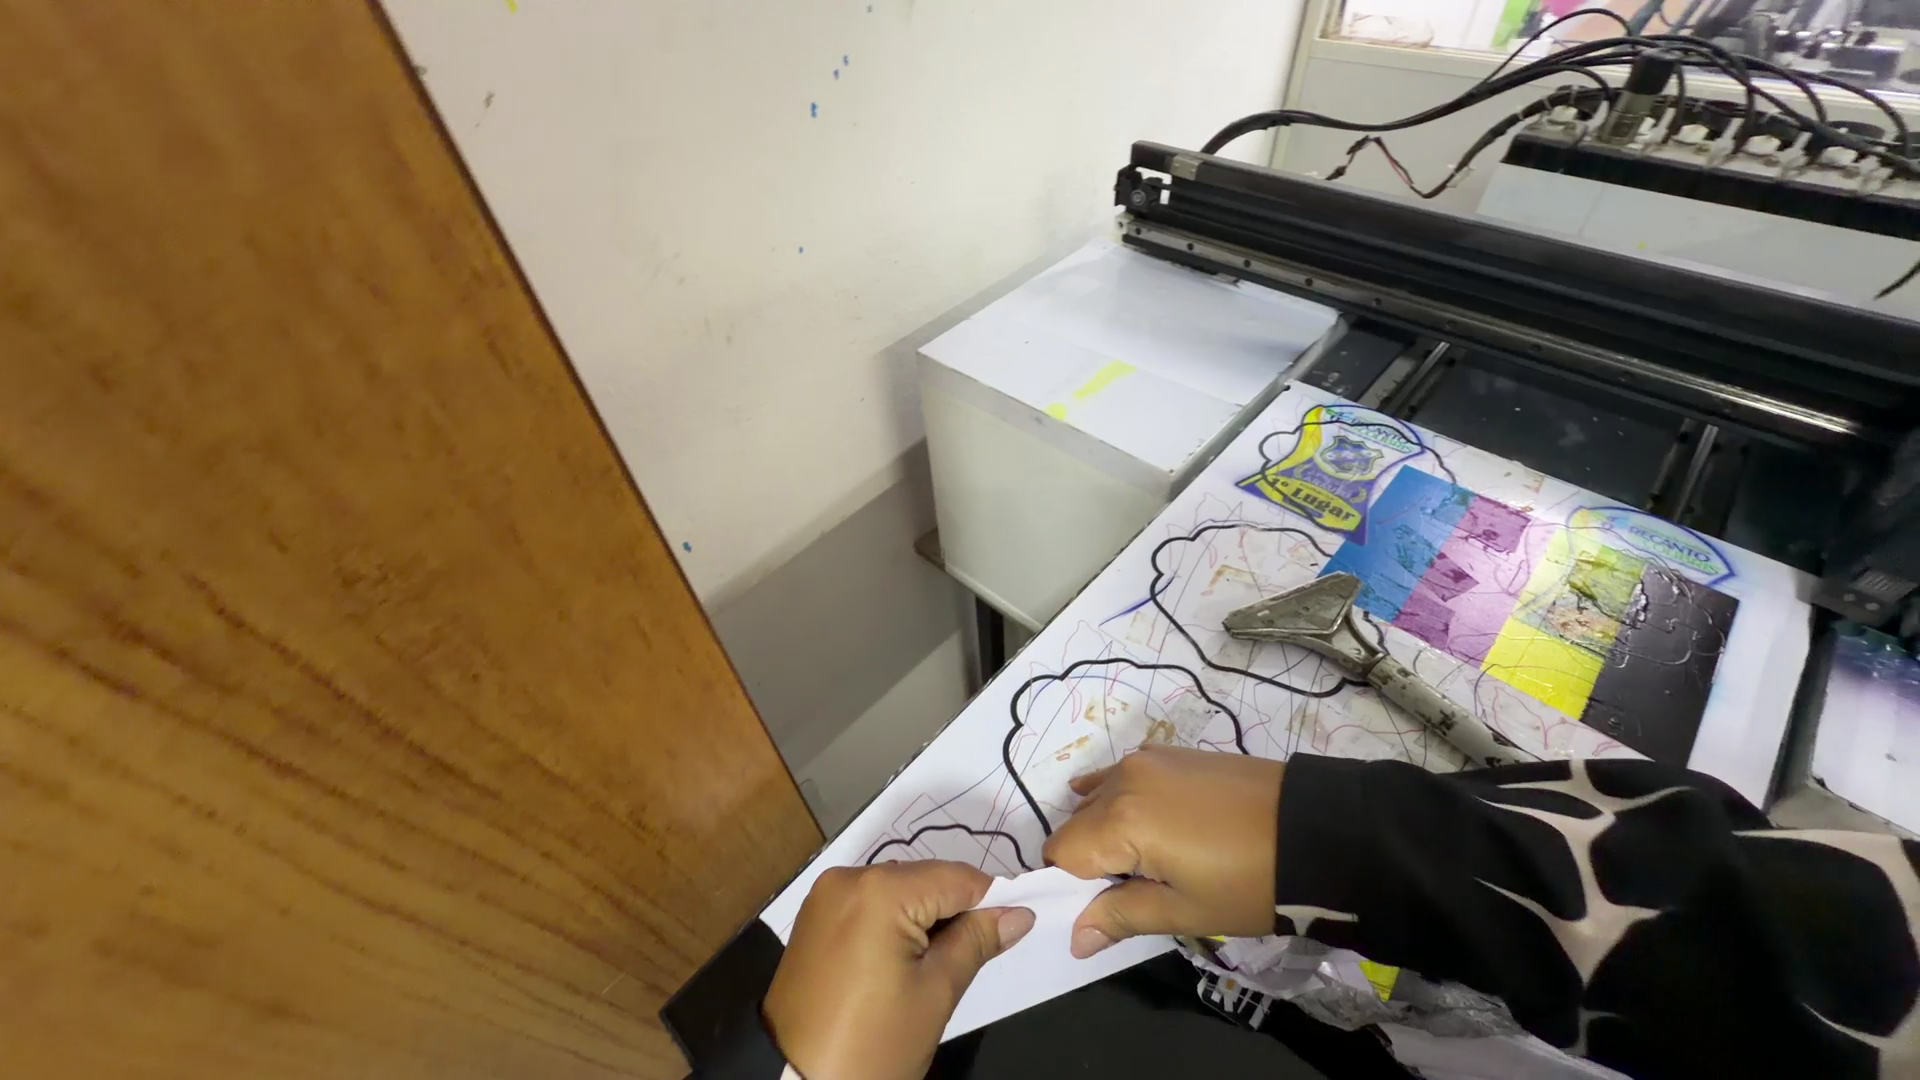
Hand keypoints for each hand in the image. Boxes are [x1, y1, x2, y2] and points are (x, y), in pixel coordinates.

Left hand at [763, 860, 1034, 1079]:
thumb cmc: (873, 1046)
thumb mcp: (935, 994)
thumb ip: (977, 942)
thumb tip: (1019, 914)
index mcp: (881, 890)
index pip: (956, 877)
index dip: (991, 899)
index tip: (1016, 923)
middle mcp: (851, 876)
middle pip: (926, 877)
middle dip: (956, 908)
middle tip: (979, 950)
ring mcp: (828, 893)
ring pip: (898, 887)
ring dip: (926, 912)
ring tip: (943, 958)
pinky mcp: (816, 913)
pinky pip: (870, 900)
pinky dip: (894, 917)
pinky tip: (907, 954)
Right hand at [1042, 745, 1282, 957]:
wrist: (1316, 831)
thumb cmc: (1248, 881)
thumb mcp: (1185, 911)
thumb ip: (1120, 917)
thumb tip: (1075, 938)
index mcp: (1119, 819)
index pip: (1061, 853)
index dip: (1071, 886)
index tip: (1104, 907)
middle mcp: (1122, 779)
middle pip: (1076, 823)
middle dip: (1088, 859)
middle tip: (1131, 889)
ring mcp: (1145, 760)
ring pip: (1096, 798)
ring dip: (1104, 829)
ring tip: (1147, 858)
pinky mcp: (1168, 753)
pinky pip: (1121, 775)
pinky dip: (1118, 798)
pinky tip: (1135, 817)